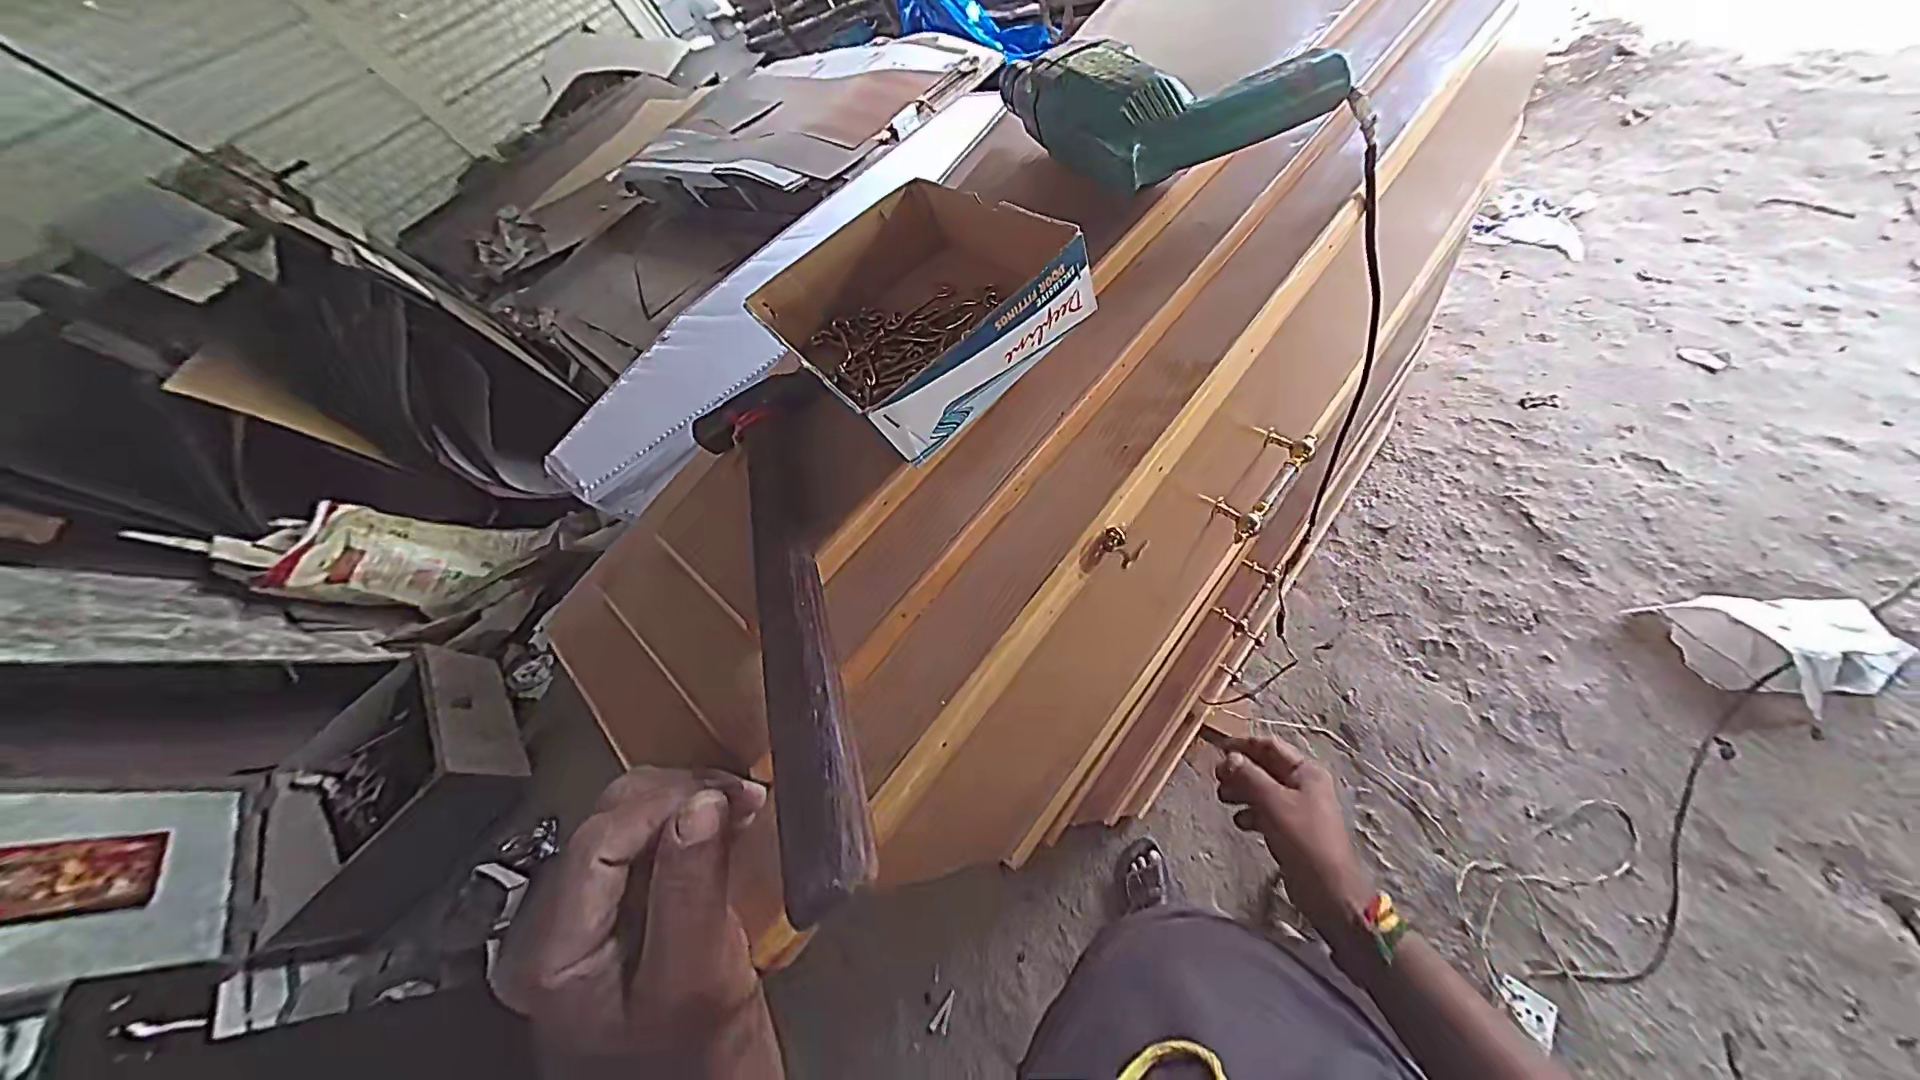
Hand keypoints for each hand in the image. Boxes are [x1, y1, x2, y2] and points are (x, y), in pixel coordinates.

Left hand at [492, 767, 778, 1076]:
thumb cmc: (694, 1064)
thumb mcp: (699, 982)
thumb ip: (693, 890)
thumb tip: (703, 803)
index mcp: (550, 952)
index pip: (599, 839)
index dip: (666, 804)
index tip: (728, 797)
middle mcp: (556, 921)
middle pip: (610, 817)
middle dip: (682, 794)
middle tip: (742, 798)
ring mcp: (588, 907)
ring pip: (631, 813)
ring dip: (690, 797)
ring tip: (739, 805)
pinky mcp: (622, 899)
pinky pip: (651, 832)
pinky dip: (693, 813)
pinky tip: (726, 819)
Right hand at [1215, 735, 1375, 937]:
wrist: (1328, 890)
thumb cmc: (1304, 839)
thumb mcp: (1273, 801)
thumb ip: (1248, 775)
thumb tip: (1228, 757)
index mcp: (1306, 772)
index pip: (1269, 746)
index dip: (1242, 744)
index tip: (1217, 747)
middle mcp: (1303, 786)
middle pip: (1264, 767)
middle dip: (1239, 770)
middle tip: (1218, 777)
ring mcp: (1298, 808)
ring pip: (1261, 789)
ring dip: (1241, 790)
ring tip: (1224, 797)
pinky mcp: (1291, 829)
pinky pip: (1265, 811)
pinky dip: (1251, 812)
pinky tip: (1242, 822)